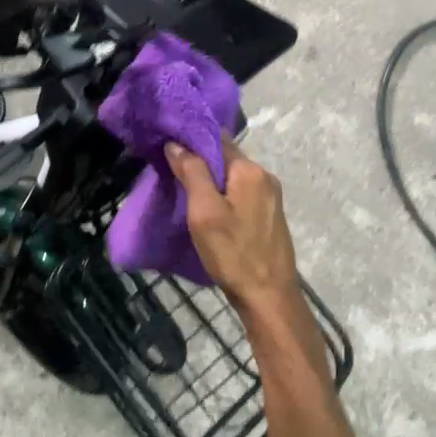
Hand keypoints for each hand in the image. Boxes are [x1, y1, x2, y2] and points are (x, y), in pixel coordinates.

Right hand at [166, 137, 299, 314]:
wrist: (269, 297)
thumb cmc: (233, 252)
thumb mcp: (205, 211)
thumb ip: (192, 172)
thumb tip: (176, 144)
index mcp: (250, 170)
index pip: (216, 139)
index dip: (190, 140)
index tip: (165, 146)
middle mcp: (264, 177)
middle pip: (224, 158)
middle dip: (198, 161)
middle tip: (168, 170)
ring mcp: (270, 197)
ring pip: (231, 177)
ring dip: (209, 180)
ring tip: (183, 189)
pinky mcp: (269, 215)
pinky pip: (239, 192)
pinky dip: (221, 194)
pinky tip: (207, 207)